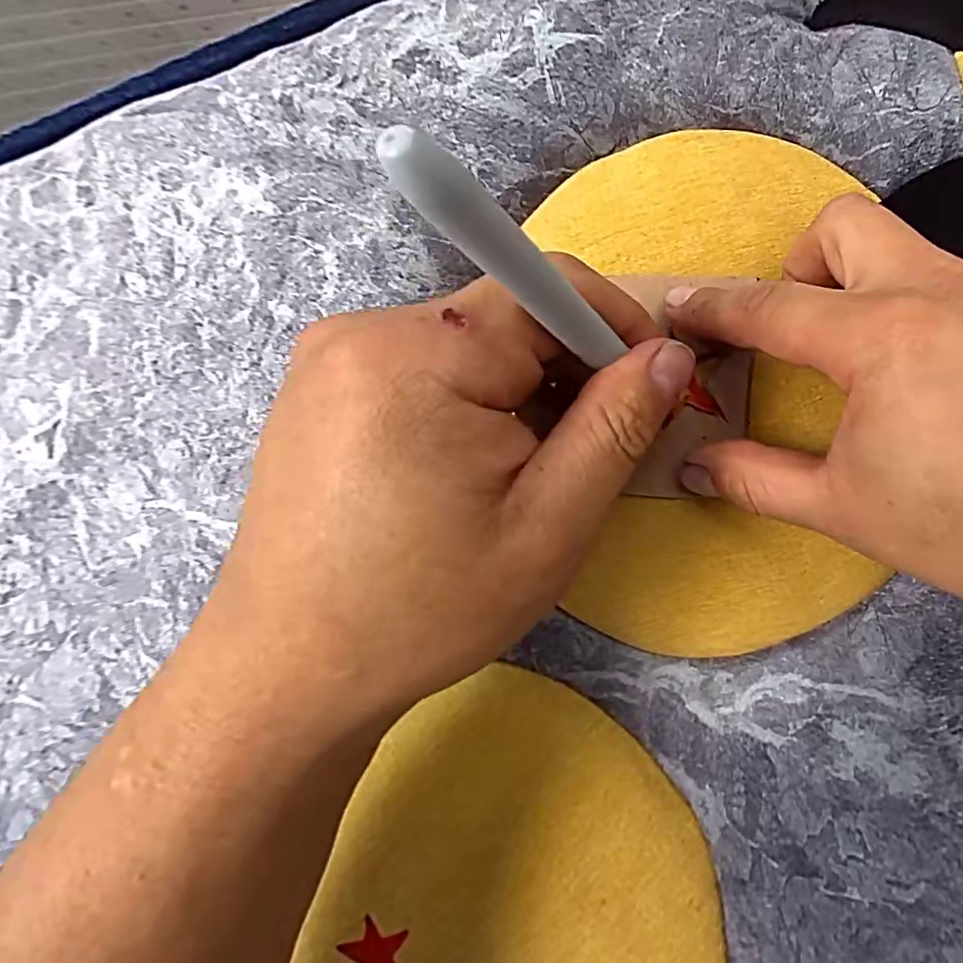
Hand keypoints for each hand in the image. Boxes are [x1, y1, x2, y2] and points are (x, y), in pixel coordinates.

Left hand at [185, 256, 696, 722]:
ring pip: (473, 345)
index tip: (650, 388)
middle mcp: (365, 332)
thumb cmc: (430, 606)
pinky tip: (480, 469)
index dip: (615, 328)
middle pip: (508, 315)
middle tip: (598, 446)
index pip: (549, 289)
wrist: (293, 672)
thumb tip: (670, 355)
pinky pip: (429, 368)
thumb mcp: (552, 522)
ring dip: (526, 391)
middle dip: (571, 369)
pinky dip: (478, 402)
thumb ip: (618, 425)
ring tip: (536, 470)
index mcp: (421, 353)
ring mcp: (334, 359)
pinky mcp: (324, 390)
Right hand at [668, 196, 962, 661]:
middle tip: (799, 328)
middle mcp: (944, 288)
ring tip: (885, 374)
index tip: (683, 306)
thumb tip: (694, 465)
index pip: (774, 306)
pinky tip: (958, 388)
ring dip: (873, 296)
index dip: (718, 306)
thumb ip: (758, 478)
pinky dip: (935, 319)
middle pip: (845, 224)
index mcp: (885, 338)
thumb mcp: (845, 508)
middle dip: (801, 263)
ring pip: (912, 255)